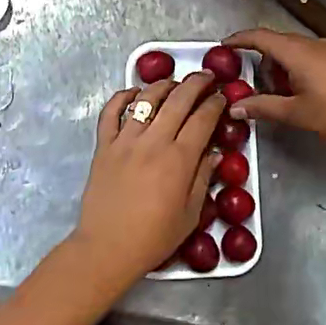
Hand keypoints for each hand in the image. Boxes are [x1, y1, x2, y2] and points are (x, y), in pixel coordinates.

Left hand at [71, 72, 225, 279]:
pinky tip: (132, 92)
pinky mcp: (103, 146)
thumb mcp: (190, 214)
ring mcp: (125, 141)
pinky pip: (110, 113)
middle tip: (205, 77)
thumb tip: (215, 153)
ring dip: (163, 85)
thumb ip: (203, 179)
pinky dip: (121, 97)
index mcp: (179, 160)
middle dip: (195, 84)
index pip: (202, 120)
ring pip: (146, 100)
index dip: (215, 104)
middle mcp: (153, 142)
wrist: (107, 247)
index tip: (221, 97)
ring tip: (174, 82)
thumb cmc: (153, 237)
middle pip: (178, 101)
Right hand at [223, 29, 325, 157]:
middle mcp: (314, 45)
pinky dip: (296, 69)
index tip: (223, 46)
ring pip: (295, 51)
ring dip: (279, 67)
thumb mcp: (297, 114)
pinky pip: (310, 57)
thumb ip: (262, 107)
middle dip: (259, 59)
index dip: (240, 39)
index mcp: (299, 53)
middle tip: (247, 81)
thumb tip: (235, 107)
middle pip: (277, 43)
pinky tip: (298, 92)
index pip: (261, 37)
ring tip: (275, 93)